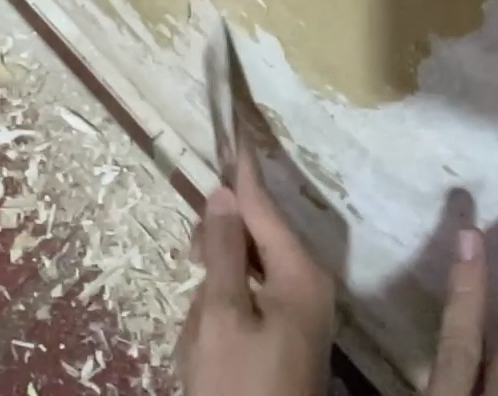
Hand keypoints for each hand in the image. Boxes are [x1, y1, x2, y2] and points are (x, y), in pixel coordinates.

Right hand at [177, 157, 337, 395]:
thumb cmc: (240, 387)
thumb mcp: (222, 316)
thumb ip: (222, 250)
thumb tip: (222, 195)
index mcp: (298, 272)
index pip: (261, 204)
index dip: (240, 169)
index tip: (232, 128)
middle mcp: (305, 283)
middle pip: (249, 238)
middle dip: (215, 255)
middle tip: (192, 271)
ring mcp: (297, 311)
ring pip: (239, 274)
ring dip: (212, 296)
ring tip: (201, 341)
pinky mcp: (284, 333)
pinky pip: (243, 304)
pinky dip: (220, 317)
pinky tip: (208, 352)